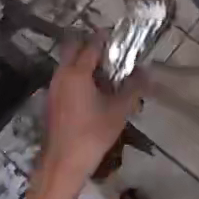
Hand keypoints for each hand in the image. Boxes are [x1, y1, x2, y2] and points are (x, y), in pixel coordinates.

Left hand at [34, 38, 141, 198]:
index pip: (92, 45)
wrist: (63, 163)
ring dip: (85, 63)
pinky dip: (78, 77)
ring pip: (68, 64)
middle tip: (111, 53)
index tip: (119, 36)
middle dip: (91, 46)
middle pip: (73, 48)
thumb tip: (146, 72)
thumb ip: (133, 88)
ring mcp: (53, 88)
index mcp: (77, 72)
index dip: (106, 38)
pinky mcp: (52, 101)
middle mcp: (61, 75)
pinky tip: (94, 92)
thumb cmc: (92, 134)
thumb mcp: (119, 111)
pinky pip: (65, 79)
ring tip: (107, 73)